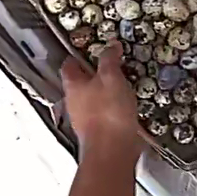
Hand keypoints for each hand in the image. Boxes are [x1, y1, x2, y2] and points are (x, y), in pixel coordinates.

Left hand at [60, 42, 140, 162]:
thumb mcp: (112, 77)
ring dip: (105, 92)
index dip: (79, 55)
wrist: (113, 150)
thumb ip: (110, 59)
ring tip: (124, 85)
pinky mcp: (98, 132)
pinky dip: (113, 108)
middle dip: (95, 74)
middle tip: (113, 66)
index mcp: (72, 85)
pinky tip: (127, 106)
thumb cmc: (108, 110)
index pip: (69, 64)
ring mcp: (85, 119)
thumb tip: (111, 45)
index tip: (93, 49)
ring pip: (93, 99)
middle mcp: (74, 102)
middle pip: (81, 83)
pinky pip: (105, 114)